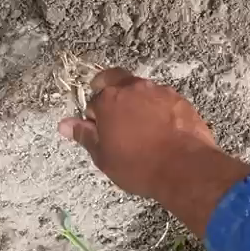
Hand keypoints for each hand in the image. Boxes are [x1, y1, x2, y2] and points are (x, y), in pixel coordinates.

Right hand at [58, 68, 249, 235]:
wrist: (184, 169)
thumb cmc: (140, 165)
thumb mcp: (104, 156)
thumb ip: (84, 135)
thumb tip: (65, 124)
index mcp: (109, 100)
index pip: (93, 101)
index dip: (94, 117)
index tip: (99, 133)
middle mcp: (133, 88)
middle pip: (115, 81)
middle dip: (110, 96)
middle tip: (113, 121)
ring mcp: (159, 91)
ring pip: (140, 90)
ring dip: (135, 104)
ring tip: (139, 132)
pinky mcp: (179, 100)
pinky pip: (161, 100)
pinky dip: (156, 111)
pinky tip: (159, 133)